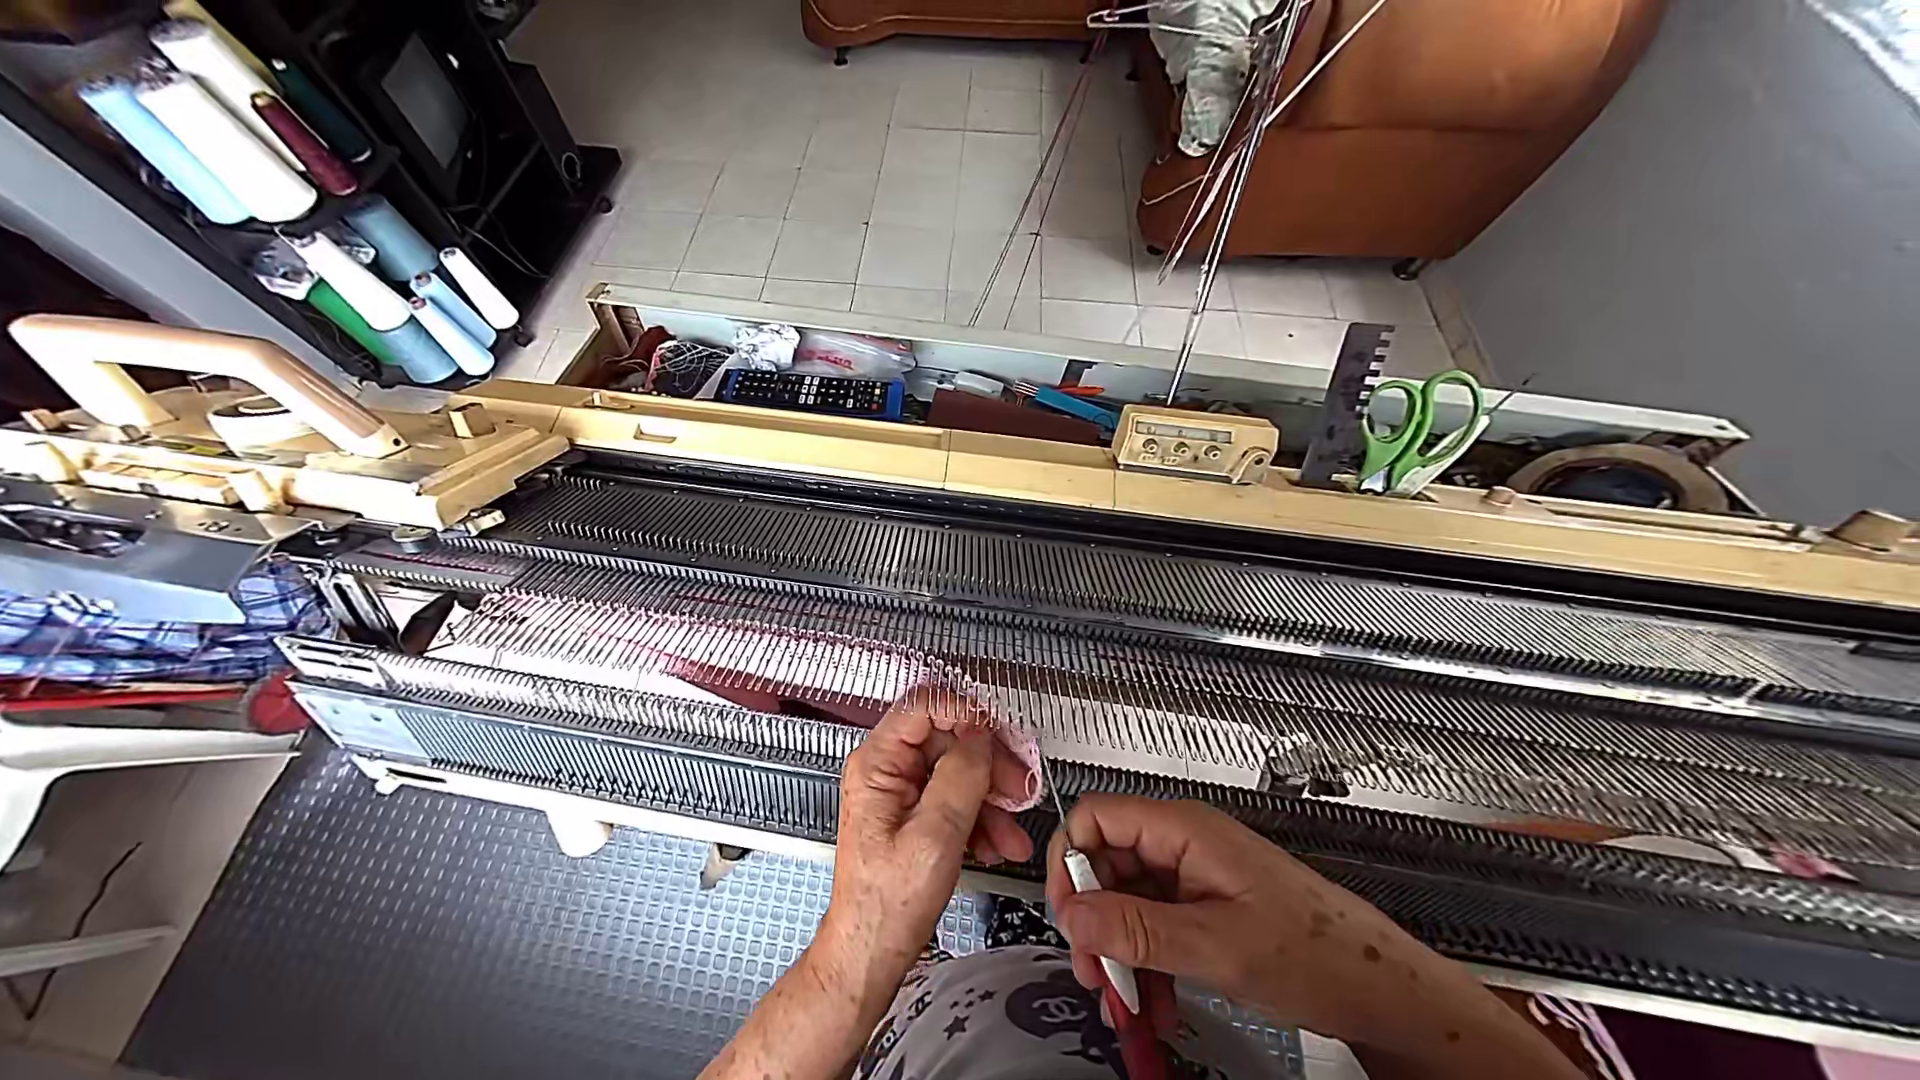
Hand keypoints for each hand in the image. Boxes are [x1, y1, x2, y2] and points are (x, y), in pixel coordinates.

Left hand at [815, 687, 1035, 998]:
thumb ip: (961, 776)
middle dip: (989, 765)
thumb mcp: (935, 836)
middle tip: (1018, 787)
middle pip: (948, 739)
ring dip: (990, 799)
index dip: (965, 712)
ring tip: (1011, 831)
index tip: (998, 732)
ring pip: (957, 771)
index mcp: (878, 764)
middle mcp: (886, 770)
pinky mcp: (913, 815)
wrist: (871, 954)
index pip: (924, 706)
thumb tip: (981, 736)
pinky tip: (995, 843)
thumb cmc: (885, 905)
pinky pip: (954, 799)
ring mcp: (899, 792)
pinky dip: (979, 818)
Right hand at [1045, 794, 1569, 1074]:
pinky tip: (1156, 1003)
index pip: (1095, 817)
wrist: (1380, 989)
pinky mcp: (1202, 904)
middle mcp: (1182, 842)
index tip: (1068, 915)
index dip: (1072, 860)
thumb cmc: (1317, 952)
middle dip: (1093, 920)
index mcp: (1182, 829)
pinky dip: (1147, 963)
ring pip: (1127, 900)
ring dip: (1120, 952)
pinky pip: (1154, 924)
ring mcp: (1192, 873)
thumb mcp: (1216, 946)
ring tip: (1126, 1002)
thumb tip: (1073, 915)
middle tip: (1094, 973)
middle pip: (1107, 863)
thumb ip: (1137, 929)